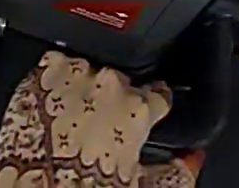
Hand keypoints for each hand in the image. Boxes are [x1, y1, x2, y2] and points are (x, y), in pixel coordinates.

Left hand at [0, 51, 202, 186]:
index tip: (151, 109)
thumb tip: (193, 160)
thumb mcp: (139, 187)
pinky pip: (58, 63)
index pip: (159, 94)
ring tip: (73, 117)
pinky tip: (53, 102)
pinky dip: (58, 78)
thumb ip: (176, 172)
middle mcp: (109, 81)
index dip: (155, 104)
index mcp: (137, 108)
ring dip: (86, 87)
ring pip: (90, 70)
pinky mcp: (45, 67)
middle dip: (116, 99)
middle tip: (103, 126)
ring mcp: (76, 69)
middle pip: (122, 81)